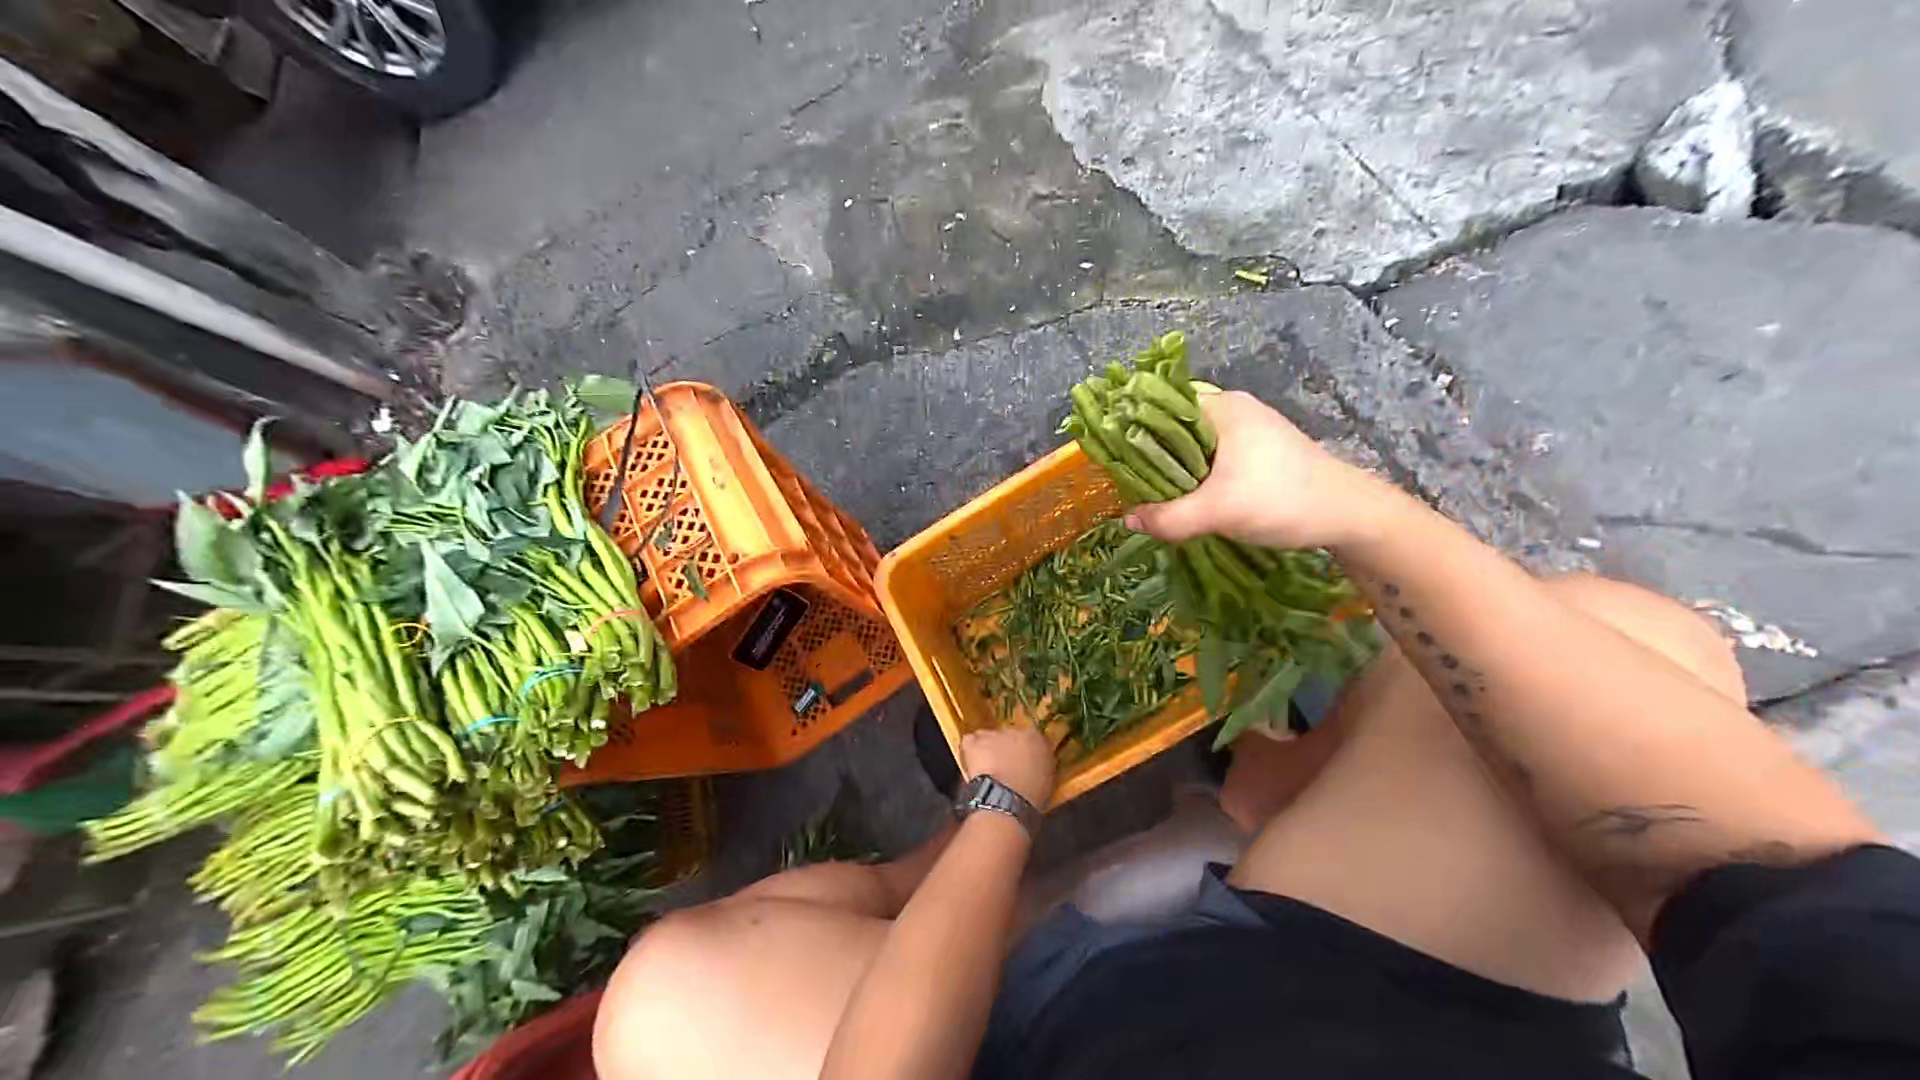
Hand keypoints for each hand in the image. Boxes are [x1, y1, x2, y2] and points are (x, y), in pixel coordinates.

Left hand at [960, 725, 1055, 808]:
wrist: (1007, 800)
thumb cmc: (1031, 797)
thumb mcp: (1046, 780)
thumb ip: (1040, 766)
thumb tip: (1034, 767)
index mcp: (1036, 738)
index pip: (1030, 738)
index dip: (1023, 750)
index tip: (1020, 762)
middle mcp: (1015, 731)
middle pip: (1006, 735)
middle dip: (1003, 749)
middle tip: (1002, 768)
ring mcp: (992, 735)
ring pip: (986, 737)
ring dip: (985, 749)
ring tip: (984, 768)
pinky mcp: (974, 743)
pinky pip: (969, 742)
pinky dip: (968, 752)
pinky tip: (971, 765)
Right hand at [1124, 390, 1397, 549]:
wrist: (1351, 516)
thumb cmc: (1284, 499)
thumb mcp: (1219, 511)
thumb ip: (1169, 517)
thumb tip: (1127, 520)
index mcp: (1222, 407)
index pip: (1160, 403)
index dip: (1132, 426)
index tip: (1112, 455)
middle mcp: (1233, 410)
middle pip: (1173, 425)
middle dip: (1149, 453)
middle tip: (1128, 482)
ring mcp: (1246, 431)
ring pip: (1191, 445)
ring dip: (1171, 468)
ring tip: (1150, 494)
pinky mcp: (1255, 453)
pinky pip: (1208, 458)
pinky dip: (1191, 475)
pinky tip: (1182, 498)